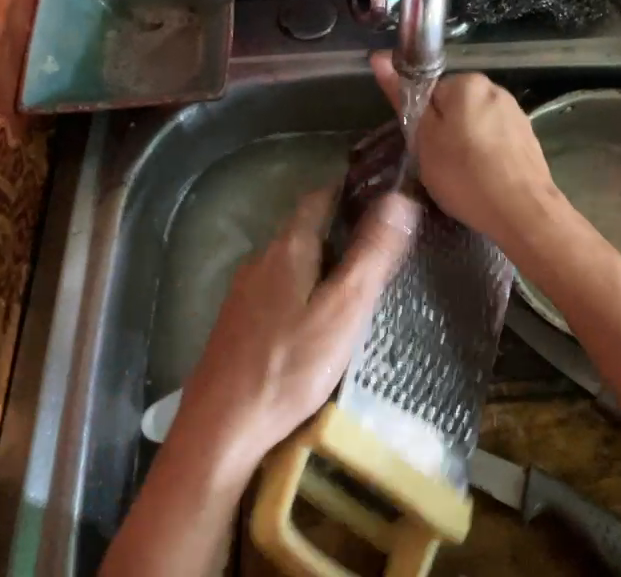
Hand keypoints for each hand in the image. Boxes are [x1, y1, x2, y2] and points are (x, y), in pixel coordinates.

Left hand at [167, 187, 420, 482]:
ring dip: (324, 262)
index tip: (385, 195)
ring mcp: (244, 292)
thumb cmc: (289, 367)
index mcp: (288, 248)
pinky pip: (278, 289)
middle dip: (343, 230)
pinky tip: (318, 320)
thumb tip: (401, 198)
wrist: (220, 430)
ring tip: (358, 283)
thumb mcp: (343, 310)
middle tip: (384, 245)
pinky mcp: (237, 323)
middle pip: (306, 229)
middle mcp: (261, 259)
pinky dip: (304, 290)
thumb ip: (372, 254)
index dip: (353, 190)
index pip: (322, 197)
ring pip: (292, 262)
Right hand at [370, 51, 562, 245]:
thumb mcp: (424, 139)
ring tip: (464, 176)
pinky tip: (485, 179)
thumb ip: (402, 98)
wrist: (522, 212)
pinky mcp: (528, 137)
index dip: (422, 121)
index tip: (424, 147)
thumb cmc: (464, 175)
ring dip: (466, 144)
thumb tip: (379, 57)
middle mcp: (495, 89)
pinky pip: (496, 141)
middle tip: (440, 164)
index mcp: (467, 82)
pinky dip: (487, 156)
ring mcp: (516, 113)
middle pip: (455, 107)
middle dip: (445, 131)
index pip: (430, 92)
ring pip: (476, 125)